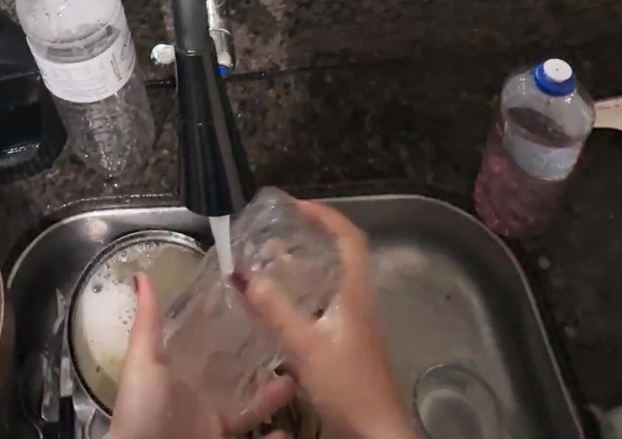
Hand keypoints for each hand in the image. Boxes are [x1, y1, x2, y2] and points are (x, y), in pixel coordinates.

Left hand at [108, 273, 294, 438]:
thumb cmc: (142, 408)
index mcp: (180, 372)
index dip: (226, 324)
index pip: (206, 343)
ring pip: (248, 407)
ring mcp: (212, 423)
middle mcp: (199, 396)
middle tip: (284, 340)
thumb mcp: (143, 361)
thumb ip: (148, 322)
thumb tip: (141, 274)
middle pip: (232, 374)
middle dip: (255, 360)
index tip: (252, 301)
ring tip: (293, 382)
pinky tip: (289, 430)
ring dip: (269, 397)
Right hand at [246, 201, 412, 438]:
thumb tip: (244, 275)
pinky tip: (275, 310)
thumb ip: (274, 310)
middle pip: (338, 257)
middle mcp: (357, 302)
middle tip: (273, 235)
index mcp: (354, 293)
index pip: (349, 239)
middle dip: (307, 240)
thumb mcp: (305, 345)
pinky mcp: (346, 346)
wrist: (377, 436)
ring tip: (267, 266)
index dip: (326, 216)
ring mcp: (353, 326)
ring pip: (327, 283)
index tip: (296, 206)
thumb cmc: (348, 385)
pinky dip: (298, 298)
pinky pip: (321, 307)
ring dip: (299, 270)